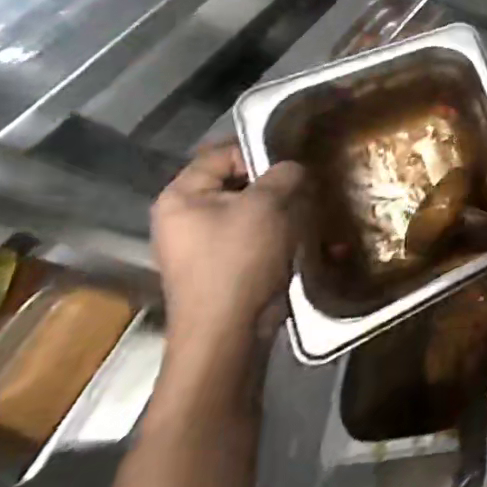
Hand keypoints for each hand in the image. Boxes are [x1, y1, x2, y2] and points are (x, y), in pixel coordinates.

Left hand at [151, 145, 310, 347]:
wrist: (229, 332)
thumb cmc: (240, 259)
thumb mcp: (266, 205)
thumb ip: (283, 175)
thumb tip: (293, 168)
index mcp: (180, 197)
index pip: (222, 155)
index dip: (259, 154)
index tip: (294, 165)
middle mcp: (183, 219)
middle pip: (236, 185)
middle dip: (274, 186)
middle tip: (305, 189)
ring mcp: (200, 248)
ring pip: (248, 214)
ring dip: (279, 212)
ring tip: (307, 215)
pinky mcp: (221, 270)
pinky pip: (251, 240)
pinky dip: (275, 237)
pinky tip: (299, 241)